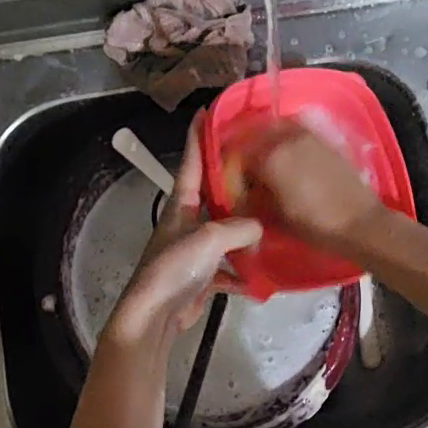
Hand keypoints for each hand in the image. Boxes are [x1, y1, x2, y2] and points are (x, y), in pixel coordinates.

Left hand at [104, 121, 261, 349]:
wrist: (154, 315)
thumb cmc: (175, 268)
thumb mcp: (210, 239)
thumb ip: (240, 227)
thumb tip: (260, 229)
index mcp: (181, 205)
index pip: (192, 162)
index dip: (198, 137)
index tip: (206, 112)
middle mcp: (186, 223)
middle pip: (214, 197)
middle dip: (234, 183)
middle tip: (261, 166)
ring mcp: (193, 251)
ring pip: (225, 233)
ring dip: (245, 232)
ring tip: (273, 222)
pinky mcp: (200, 277)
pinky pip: (228, 268)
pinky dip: (243, 272)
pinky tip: (262, 276)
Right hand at [236, 119, 385, 251]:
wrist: (360, 222)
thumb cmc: (314, 225)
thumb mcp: (274, 217)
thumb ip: (251, 200)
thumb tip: (241, 193)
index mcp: (268, 157)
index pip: (234, 155)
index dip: (229, 171)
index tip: (232, 186)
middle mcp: (284, 138)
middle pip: (251, 138)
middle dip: (245, 154)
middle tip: (246, 175)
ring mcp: (306, 135)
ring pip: (272, 131)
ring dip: (264, 145)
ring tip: (265, 167)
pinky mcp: (322, 139)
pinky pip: (292, 133)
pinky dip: (283, 143)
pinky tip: (287, 162)